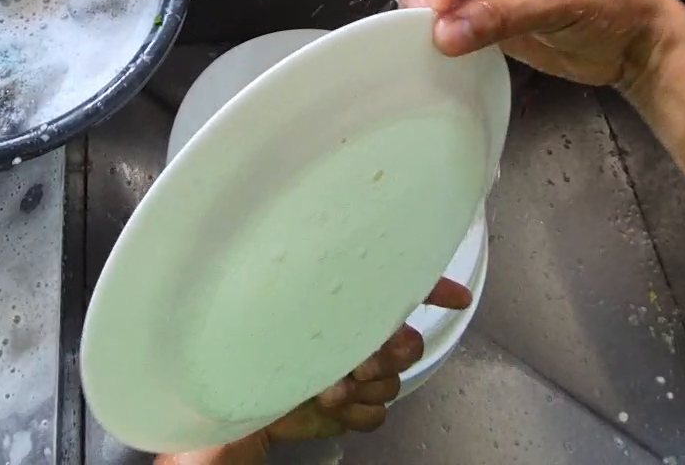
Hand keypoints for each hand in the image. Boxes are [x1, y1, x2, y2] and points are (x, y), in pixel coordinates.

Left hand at [154, 279, 472, 464]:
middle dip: (386, 351)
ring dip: (362, 387)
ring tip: (326, 385)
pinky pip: (378, 413)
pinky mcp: (348, 404)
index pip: (394, 284)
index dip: (431, 287)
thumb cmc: (248, 339)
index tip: (454, 294)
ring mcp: (351, 367)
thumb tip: (354, 271)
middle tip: (358, 359)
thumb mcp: (287, 301)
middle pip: (405, 338)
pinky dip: (355, 413)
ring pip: (393, 379)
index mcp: (340, 296)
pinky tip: (328, 404)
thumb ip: (329, 286)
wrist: (231, 403)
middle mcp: (350, 328)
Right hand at [395, 0, 678, 87]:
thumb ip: (499, 16)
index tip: (438, 4)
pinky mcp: (474, 11)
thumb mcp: (556, 3)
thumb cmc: (606, 5)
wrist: (629, 44)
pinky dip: (427, 26)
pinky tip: (433, 42)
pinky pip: (437, 12)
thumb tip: (443, 34)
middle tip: (423, 21)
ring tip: (427, 34)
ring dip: (418, 4)